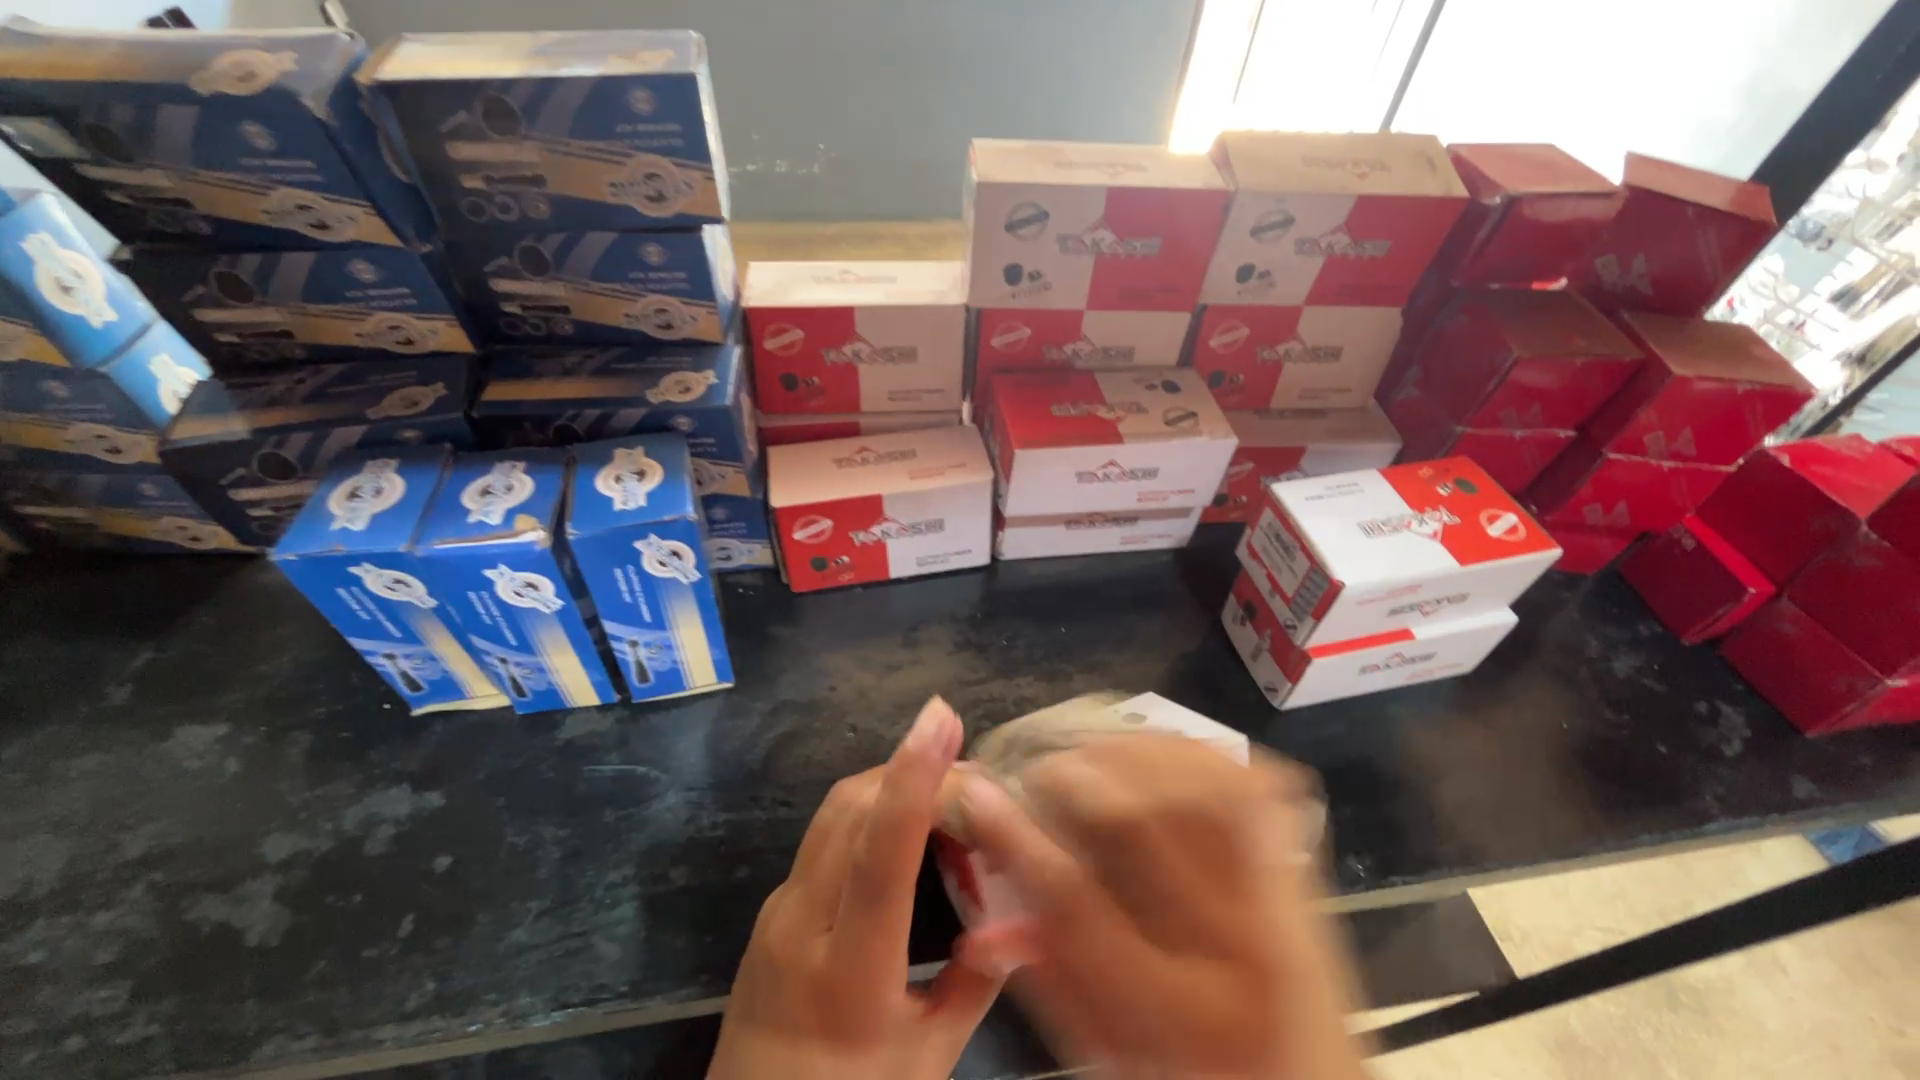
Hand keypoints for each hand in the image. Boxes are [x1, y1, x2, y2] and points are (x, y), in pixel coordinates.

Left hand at [708, 697, 1001, 1079]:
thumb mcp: (928, 1057)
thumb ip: (976, 983)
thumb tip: (1022, 921)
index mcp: (849, 967)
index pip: (880, 853)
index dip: (913, 780)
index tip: (940, 720)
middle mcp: (803, 921)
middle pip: (853, 810)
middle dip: (914, 772)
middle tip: (977, 776)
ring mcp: (779, 908)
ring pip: (834, 812)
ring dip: (891, 786)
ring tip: (951, 801)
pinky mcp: (773, 906)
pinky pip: (824, 835)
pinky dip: (871, 814)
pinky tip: (907, 835)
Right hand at [952, 734, 1366, 1079]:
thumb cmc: (1194, 1070)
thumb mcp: (1110, 1052)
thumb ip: (1048, 985)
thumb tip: (985, 921)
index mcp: (1177, 1012)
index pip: (1076, 901)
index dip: (1015, 835)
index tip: (975, 791)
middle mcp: (1238, 946)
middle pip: (1143, 821)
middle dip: (1073, 774)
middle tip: (1040, 770)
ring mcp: (1286, 899)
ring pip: (1199, 782)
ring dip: (1131, 751)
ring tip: (1092, 755)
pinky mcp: (1306, 866)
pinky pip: (1252, 778)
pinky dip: (1194, 752)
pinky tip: (1154, 755)